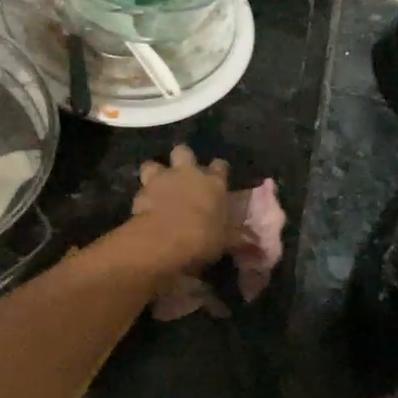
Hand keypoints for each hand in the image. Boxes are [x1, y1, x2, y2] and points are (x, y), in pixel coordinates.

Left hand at [124, 145, 231, 275]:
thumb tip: (256, 246)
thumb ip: (238, 238)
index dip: (219, 169)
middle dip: (182, 159)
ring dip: (155, 173)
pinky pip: (141, 189)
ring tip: (157, 186)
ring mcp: (162, 179)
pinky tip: (145, 207)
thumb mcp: (226, 241)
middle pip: (183, 151)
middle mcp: (188, 173)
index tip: (219, 175)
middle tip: (183, 173)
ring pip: (153, 164)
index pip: (220, 166)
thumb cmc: (204, 237)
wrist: (165, 240)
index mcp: (213, 182)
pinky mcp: (141, 192)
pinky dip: (143, 197)